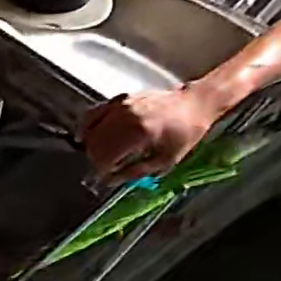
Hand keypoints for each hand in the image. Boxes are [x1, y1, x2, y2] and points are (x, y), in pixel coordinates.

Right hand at [77, 84, 223, 178]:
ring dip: (91, 146)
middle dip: (96, 160)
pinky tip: (85, 136)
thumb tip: (112, 181)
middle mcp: (125, 117)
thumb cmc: (186, 132)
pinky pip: (92, 114)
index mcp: (138, 133)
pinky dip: (86, 127)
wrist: (195, 102)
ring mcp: (120, 106)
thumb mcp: (166, 160)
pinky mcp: (118, 99)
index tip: (107, 178)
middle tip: (104, 169)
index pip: (105, 157)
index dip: (102, 171)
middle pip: (95, 144)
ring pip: (90, 130)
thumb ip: (136, 172)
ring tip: (99, 155)